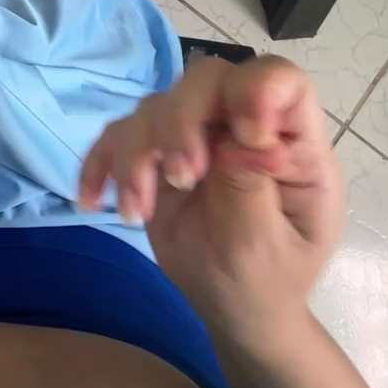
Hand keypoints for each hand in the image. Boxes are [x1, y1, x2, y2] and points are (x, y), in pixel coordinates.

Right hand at [78, 55, 344, 349]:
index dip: (258, 89)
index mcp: (292, 145)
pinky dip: (102, 163)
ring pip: (154, 106)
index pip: (280, 81)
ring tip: (137, 210)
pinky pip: (117, 133)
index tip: (243, 135)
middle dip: (182, 122)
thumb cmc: (263, 282)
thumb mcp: (264, 247)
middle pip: (206, 81)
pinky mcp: (153, 147)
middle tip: (179, 177)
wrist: (228, 307)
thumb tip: (241, 137)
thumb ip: (250, 188)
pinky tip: (95, 200)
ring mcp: (194, 133)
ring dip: (136, 155)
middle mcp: (239, 125)